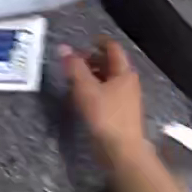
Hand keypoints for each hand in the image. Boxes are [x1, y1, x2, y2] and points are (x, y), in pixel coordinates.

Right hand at [58, 38, 149, 162]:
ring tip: (74, 77)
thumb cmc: (105, 115)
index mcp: (124, 73)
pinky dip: (94, 89)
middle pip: (110, 64)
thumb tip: (63, 48)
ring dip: (92, 74)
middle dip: (92, 59)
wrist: (121, 150)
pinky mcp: (120, 113)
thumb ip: (74, 67)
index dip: (99, 42)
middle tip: (74, 60)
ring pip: (108, 79)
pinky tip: (82, 96)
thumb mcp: (86, 88)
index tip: (85, 40)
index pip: (113, 49)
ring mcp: (126, 99)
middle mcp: (128, 83)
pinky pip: (106, 93)